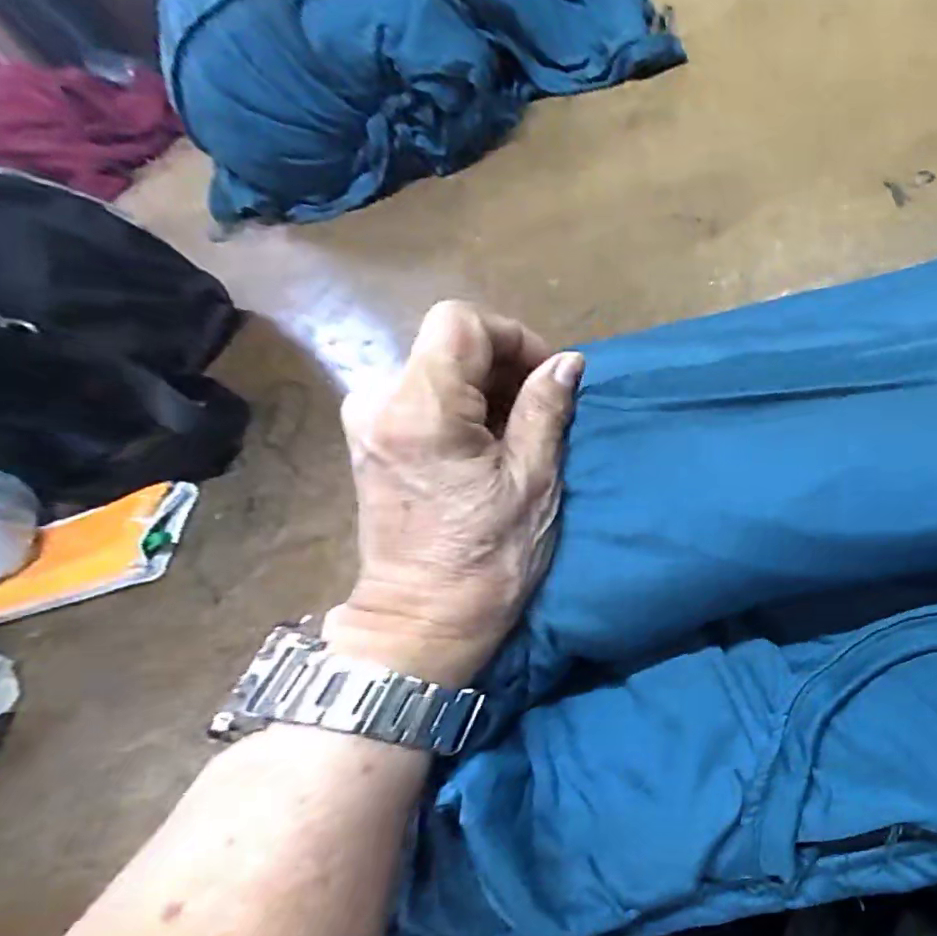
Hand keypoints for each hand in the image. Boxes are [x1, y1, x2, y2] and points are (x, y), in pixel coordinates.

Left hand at [323, 301, 582, 686]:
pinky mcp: (372, 436)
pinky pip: (425, 394)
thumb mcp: (534, 479)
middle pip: (448, 343)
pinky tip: (492, 444)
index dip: (515, 337)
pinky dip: (467, 404)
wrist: (426, 612)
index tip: (549, 378)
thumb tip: (568, 363)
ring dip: (490, 387)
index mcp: (419, 410)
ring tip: (524, 432)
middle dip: (507, 365)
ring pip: (438, 367)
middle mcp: (379, 400)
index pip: (461, 323)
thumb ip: (546, 410)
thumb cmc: (491, 552)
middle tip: (546, 410)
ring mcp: (368, 418)